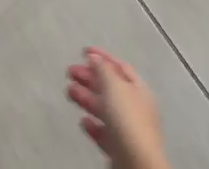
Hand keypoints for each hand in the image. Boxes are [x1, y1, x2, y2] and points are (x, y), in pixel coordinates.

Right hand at [67, 48, 167, 168]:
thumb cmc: (128, 118)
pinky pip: (103, 131)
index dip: (102, 56)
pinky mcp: (118, 145)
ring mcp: (127, 127)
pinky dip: (92, 124)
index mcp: (139, 89)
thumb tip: (94, 57)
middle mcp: (135, 106)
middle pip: (110, 87)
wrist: (136, 161)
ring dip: (86, 97)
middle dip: (90, 77)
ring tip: (69, 91)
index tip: (84, 51)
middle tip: (70, 71)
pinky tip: (84, 121)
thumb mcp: (115, 86)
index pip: (120, 67)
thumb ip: (103, 69)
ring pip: (104, 108)